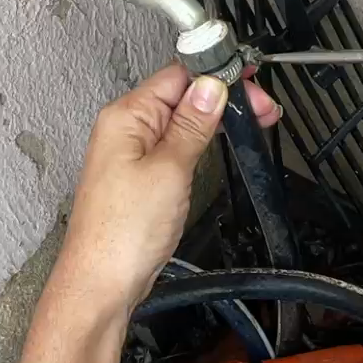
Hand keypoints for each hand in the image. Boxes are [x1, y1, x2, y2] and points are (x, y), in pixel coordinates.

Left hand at [55, 64, 279, 314]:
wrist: (101, 286)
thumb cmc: (121, 235)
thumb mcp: (170, 169)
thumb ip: (193, 125)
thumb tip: (212, 87)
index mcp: (126, 117)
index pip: (178, 76)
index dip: (216, 75)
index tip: (248, 81)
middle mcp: (125, 130)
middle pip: (181, 96)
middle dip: (222, 98)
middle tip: (261, 109)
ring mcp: (133, 154)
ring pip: (180, 122)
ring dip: (214, 119)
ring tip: (250, 121)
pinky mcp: (141, 177)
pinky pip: (174, 146)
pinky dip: (200, 141)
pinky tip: (217, 142)